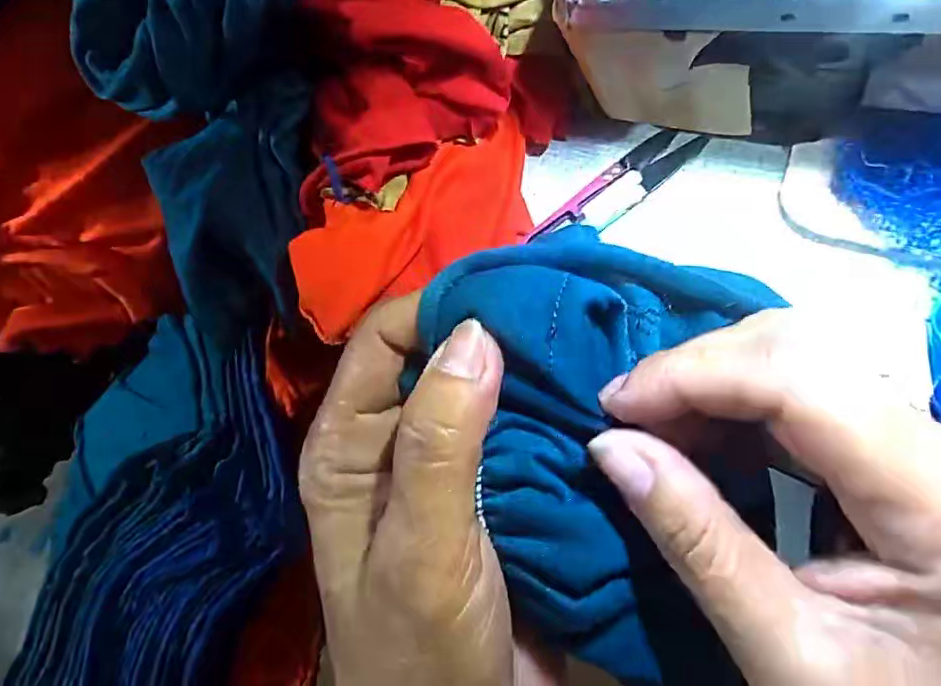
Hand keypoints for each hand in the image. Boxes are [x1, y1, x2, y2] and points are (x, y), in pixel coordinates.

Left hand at [298, 295, 563, 685]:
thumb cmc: (423, 656)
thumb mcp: (421, 550)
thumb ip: (438, 442)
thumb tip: (475, 328)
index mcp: (351, 442)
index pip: (386, 336)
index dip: (438, 306)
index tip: (508, 291)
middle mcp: (397, 436)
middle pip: (439, 350)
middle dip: (494, 324)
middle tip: (558, 302)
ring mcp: (451, 455)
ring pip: (488, 380)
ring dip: (529, 359)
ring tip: (583, 330)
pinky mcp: (498, 475)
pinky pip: (523, 416)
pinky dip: (551, 396)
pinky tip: (589, 379)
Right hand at [589, 309, 940, 685]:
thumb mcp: (792, 664)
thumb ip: (701, 544)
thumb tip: (610, 446)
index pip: (800, 379)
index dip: (695, 373)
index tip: (615, 403)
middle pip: (802, 353)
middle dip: (701, 369)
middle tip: (625, 413)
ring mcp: (925, 449)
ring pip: (802, 363)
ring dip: (716, 383)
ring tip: (651, 423)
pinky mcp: (901, 463)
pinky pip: (808, 403)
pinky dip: (741, 411)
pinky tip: (699, 438)